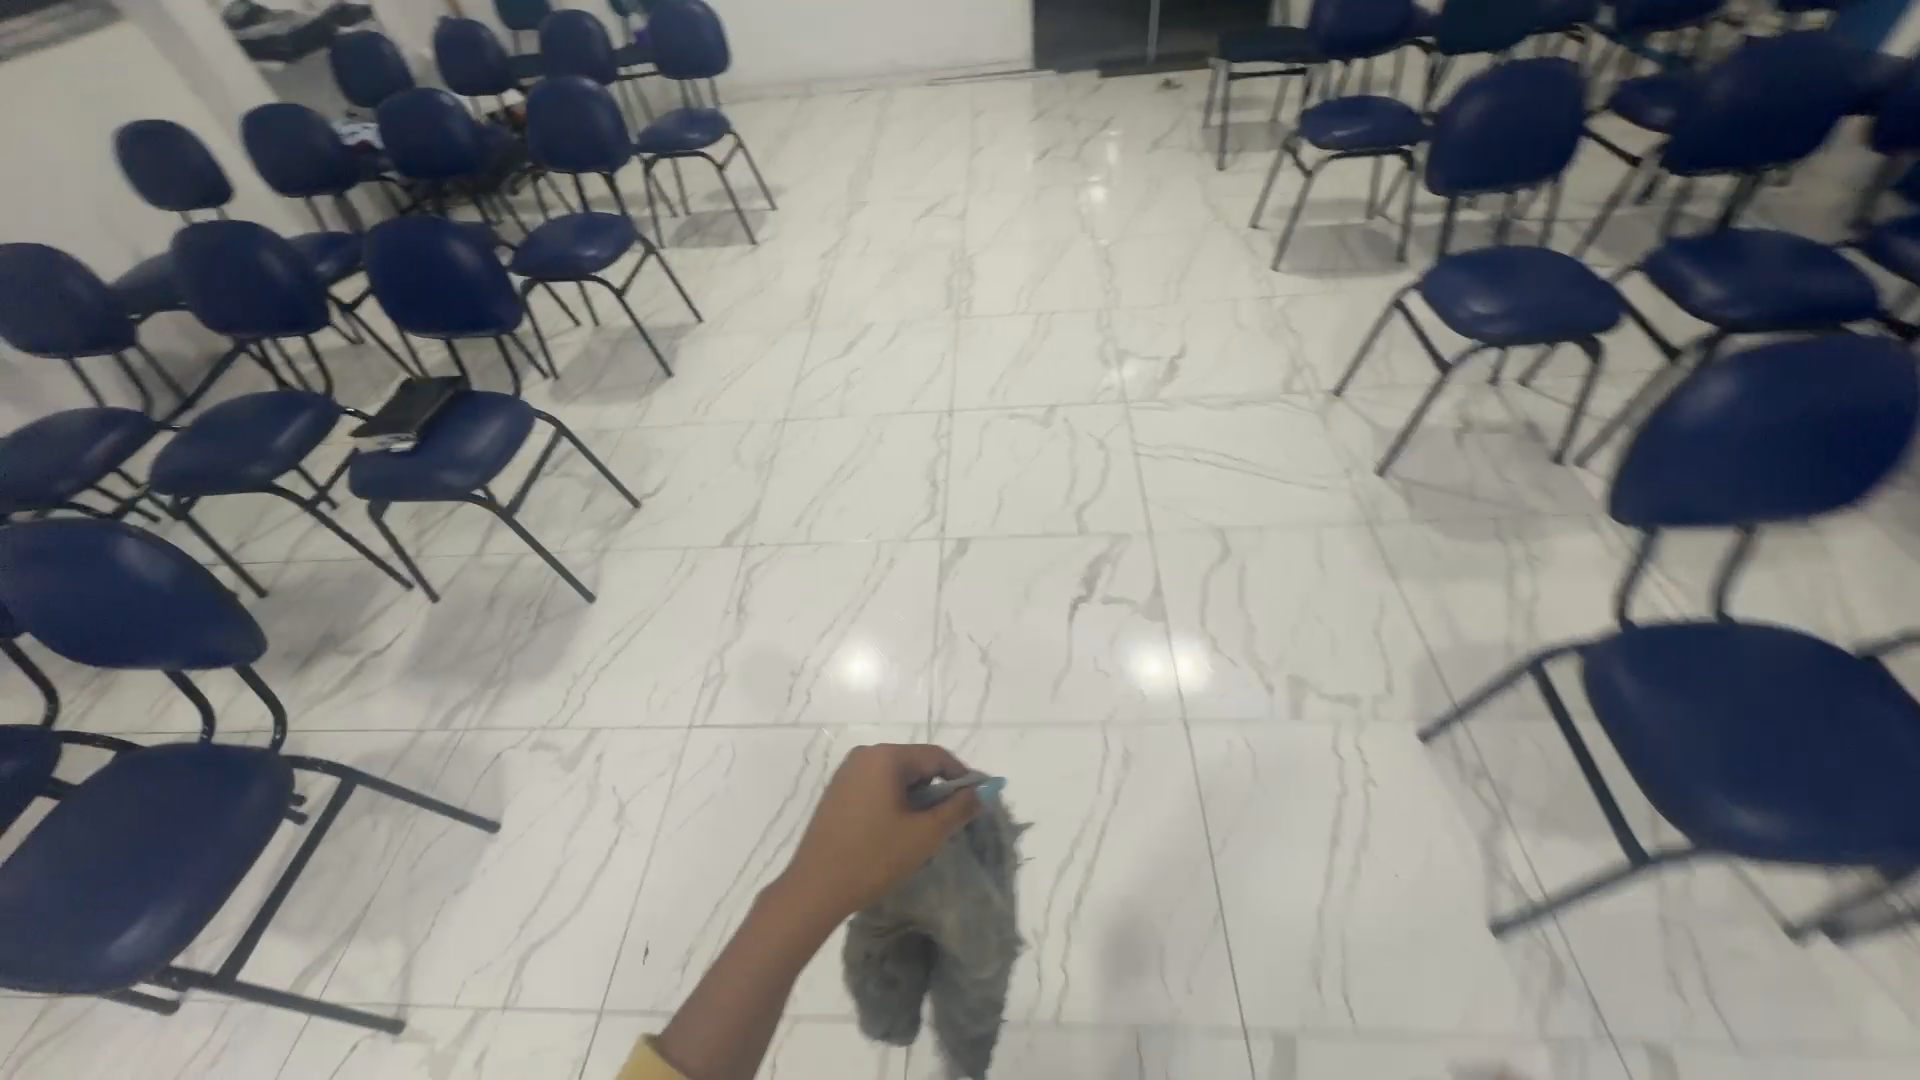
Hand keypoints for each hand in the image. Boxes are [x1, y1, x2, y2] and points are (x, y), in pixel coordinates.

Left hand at [774, 743, 981, 924]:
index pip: (937, 756)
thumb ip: (958, 808)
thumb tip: (984, 791)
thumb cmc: (874, 857)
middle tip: (952, 819)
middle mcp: (865, 755)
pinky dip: (894, 800)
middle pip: (915, 763)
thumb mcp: (924, 834)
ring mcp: (847, 772)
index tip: (978, 800)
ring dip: (916, 796)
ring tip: (926, 827)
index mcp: (886, 757)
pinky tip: (897, 828)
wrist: (815, 888)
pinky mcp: (837, 791)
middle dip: (938, 788)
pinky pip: (877, 785)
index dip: (962, 776)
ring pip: (896, 776)